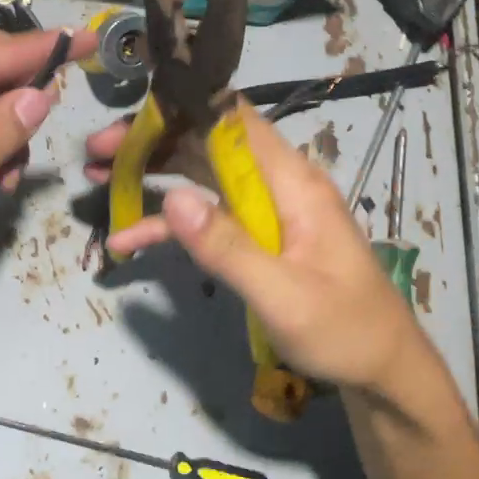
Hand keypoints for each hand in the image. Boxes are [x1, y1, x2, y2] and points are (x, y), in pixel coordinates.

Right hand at [85, 104, 424, 391]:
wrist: (382, 370)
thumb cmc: (345, 330)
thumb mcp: (286, 297)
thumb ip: (229, 248)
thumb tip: (173, 199)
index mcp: (291, 182)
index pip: (234, 121)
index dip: (184, 108)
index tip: (132, 115)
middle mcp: (275, 183)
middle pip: (206, 140)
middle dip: (151, 139)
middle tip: (96, 149)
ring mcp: (262, 207)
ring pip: (198, 171)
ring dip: (150, 170)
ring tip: (97, 172)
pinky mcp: (252, 233)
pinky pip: (202, 215)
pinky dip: (164, 223)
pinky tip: (125, 239)